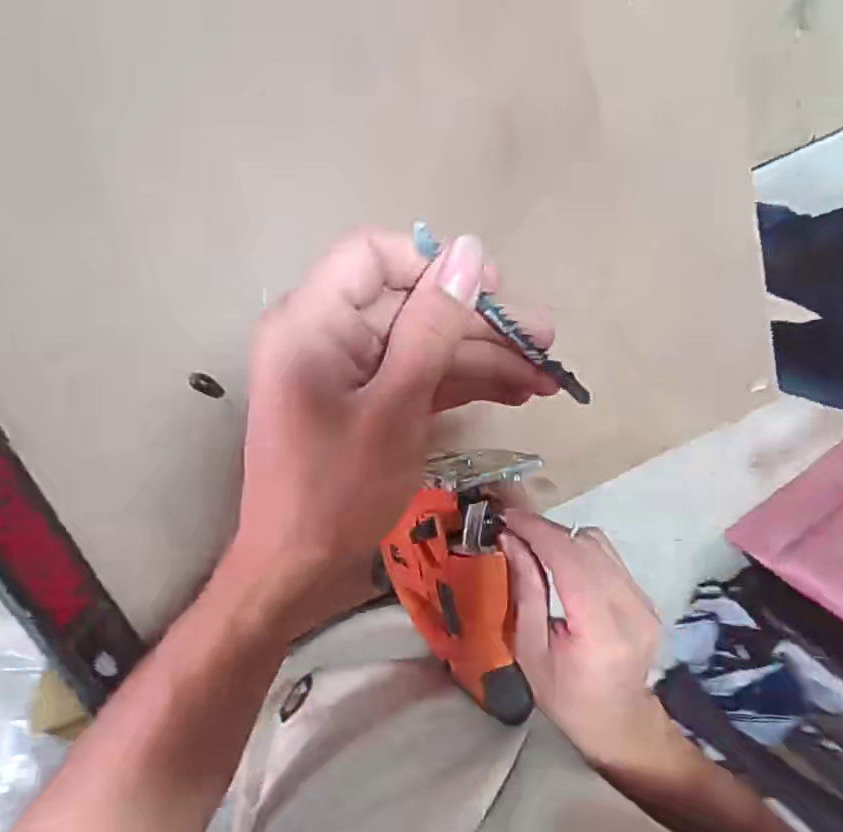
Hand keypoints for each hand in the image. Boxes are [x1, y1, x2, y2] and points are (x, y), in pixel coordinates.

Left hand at [224, 227, 557, 631]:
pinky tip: (510, 395)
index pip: (375, 257)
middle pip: (409, 306)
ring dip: (480, 361)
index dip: (438, 267)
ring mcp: (342, 375)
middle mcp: (322, 336)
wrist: (296, 570)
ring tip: (544, 379)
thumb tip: (469, 251)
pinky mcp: (359, 407)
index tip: (495, 291)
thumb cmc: (337, 494)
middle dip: (478, 326)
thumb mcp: (394, 408)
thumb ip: (432, 328)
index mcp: (311, 322)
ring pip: (417, 348)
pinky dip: (455, 388)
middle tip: (546, 344)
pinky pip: (409, 381)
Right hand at [499, 513, 672, 767]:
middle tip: (512, 530)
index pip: (572, 562)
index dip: (538, 532)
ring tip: (532, 544)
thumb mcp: (530, 650)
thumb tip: (512, 542)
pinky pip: (610, 559)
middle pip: (588, 547)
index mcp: (601, 632)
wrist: (618, 723)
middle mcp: (633, 611)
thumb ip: (526, 592)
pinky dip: (580, 551)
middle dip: (546, 531)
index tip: (508, 518)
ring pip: (601, 546)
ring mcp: (645, 604)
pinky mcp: (647, 600)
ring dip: (563, 538)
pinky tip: (558, 561)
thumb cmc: (564, 697)